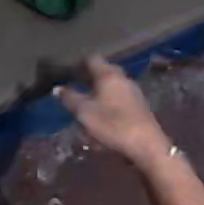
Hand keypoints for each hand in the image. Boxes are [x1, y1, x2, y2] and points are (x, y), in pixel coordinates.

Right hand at [56, 56, 171, 166]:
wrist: (146, 145)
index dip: (78, 63)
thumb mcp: (84, 112)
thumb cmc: (112, 124)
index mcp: (108, 74)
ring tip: (85, 105)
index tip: (68, 72)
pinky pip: (118, 99)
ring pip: (111, 86)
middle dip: (88, 79)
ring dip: (98, 93)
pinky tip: (101, 117)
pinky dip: (108, 103)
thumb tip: (57, 88)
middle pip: (103, 72)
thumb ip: (69, 98)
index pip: (92, 59)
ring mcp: (133, 92)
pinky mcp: (139, 106)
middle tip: (74, 88)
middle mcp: (122, 78)